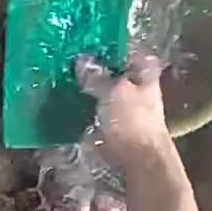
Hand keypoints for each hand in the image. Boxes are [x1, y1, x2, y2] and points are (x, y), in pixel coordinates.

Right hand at [78, 53, 173, 173]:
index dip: (117, 50)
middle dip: (98, 75)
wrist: (141, 163)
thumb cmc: (132, 121)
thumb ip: (97, 77)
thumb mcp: (112, 93)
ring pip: (107, 100)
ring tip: (66, 88)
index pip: (134, 55)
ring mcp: (129, 116)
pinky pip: (99, 121)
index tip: (94, 48)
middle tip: (73, 67)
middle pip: (118, 79)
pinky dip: (86, 118)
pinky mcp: (117, 135)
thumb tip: (83, 60)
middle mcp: (140, 94)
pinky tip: (69, 113)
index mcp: (145, 77)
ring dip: (90, 97)